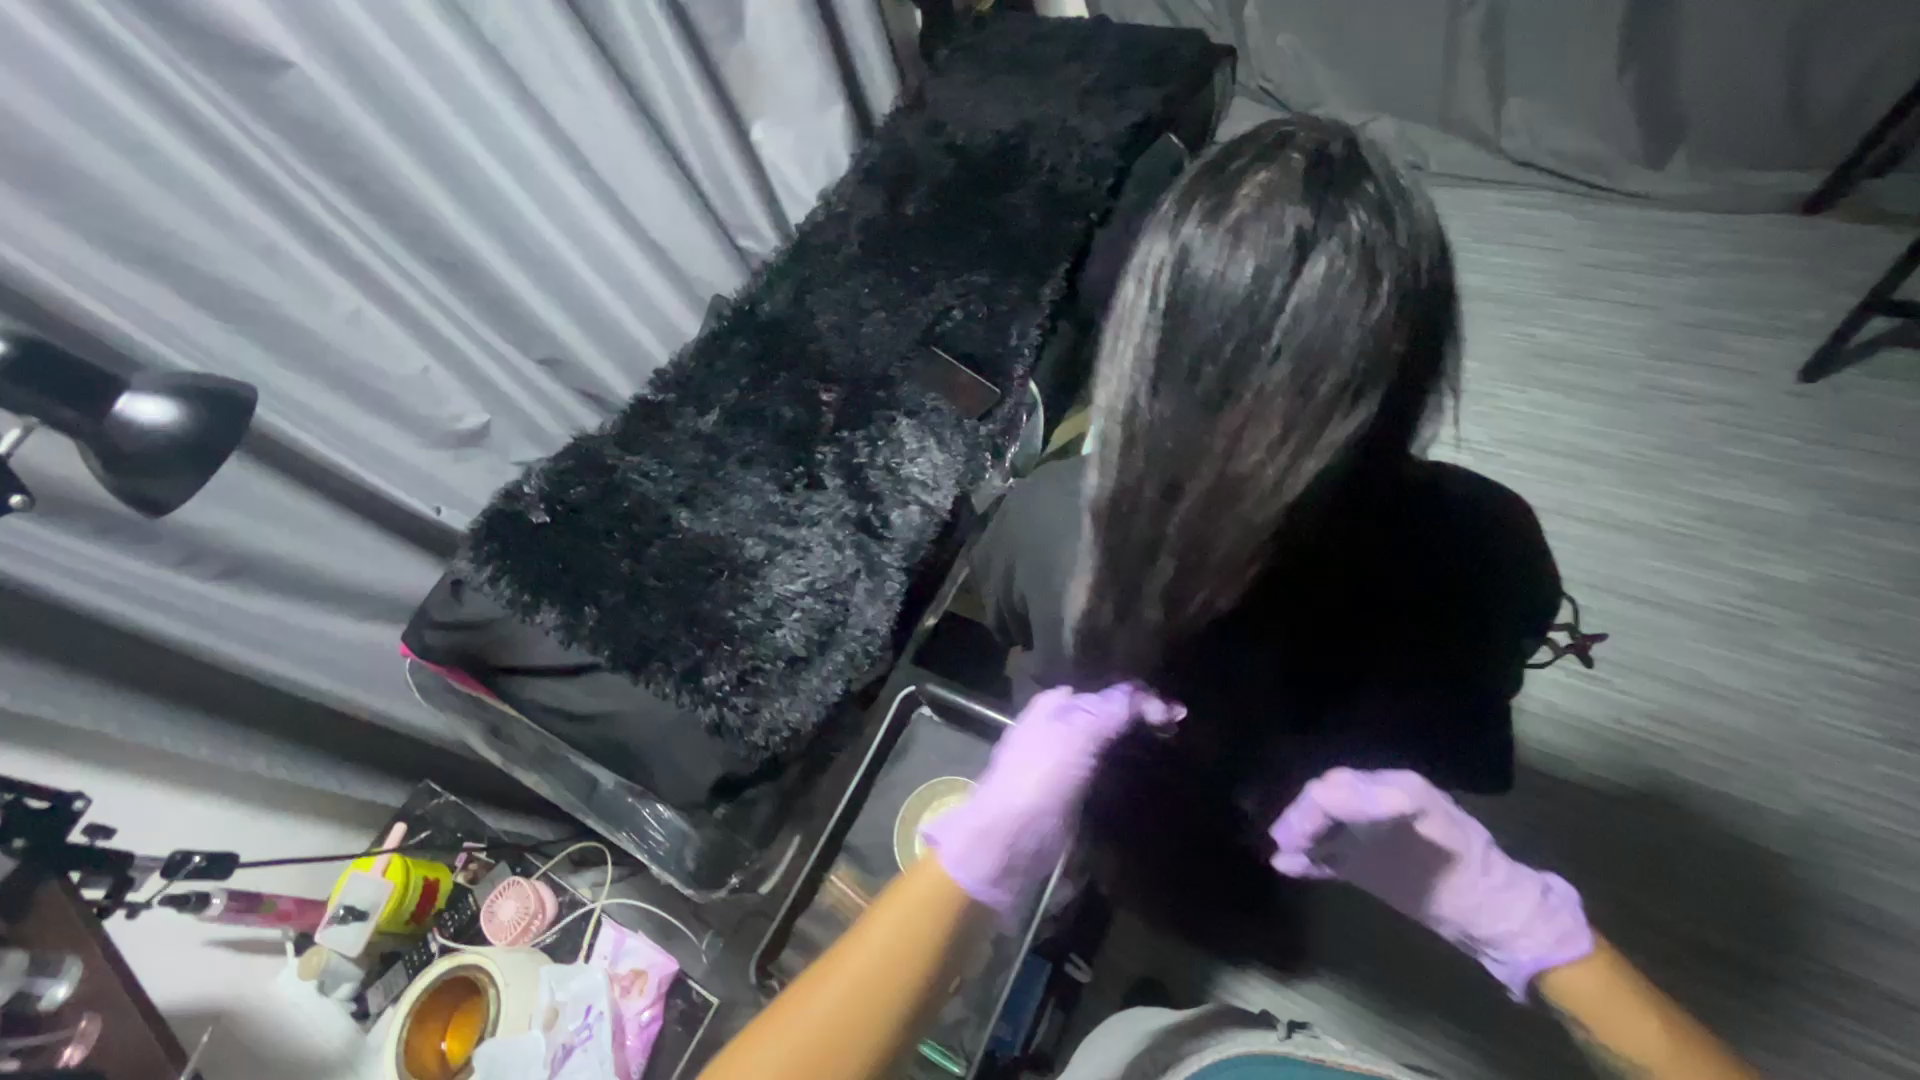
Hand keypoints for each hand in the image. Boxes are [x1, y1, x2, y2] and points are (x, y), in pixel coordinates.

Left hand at [921, 684, 1182, 917]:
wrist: (1007, 845)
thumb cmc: (1036, 780)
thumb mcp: (1074, 735)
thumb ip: (1109, 711)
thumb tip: (1148, 696)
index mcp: (1054, 708)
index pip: (1106, 692)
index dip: (1139, 697)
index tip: (1175, 713)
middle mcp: (1058, 731)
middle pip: (1108, 717)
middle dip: (1141, 722)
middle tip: (1180, 731)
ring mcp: (1064, 767)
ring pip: (1108, 748)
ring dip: (1137, 750)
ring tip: (1176, 755)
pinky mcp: (1072, 800)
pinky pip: (1105, 778)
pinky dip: (1127, 778)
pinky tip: (1152, 783)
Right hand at [1268, 767, 1593, 998]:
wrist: (1501, 919)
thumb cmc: (1471, 874)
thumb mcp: (1433, 827)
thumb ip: (1386, 803)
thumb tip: (1333, 790)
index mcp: (1395, 789)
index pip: (1335, 786)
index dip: (1309, 808)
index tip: (1290, 835)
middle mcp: (1379, 803)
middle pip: (1324, 799)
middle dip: (1299, 818)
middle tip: (1281, 842)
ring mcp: (1374, 834)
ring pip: (1323, 824)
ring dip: (1299, 835)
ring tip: (1280, 852)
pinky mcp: (1370, 862)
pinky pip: (1332, 853)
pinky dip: (1310, 858)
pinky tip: (1289, 866)